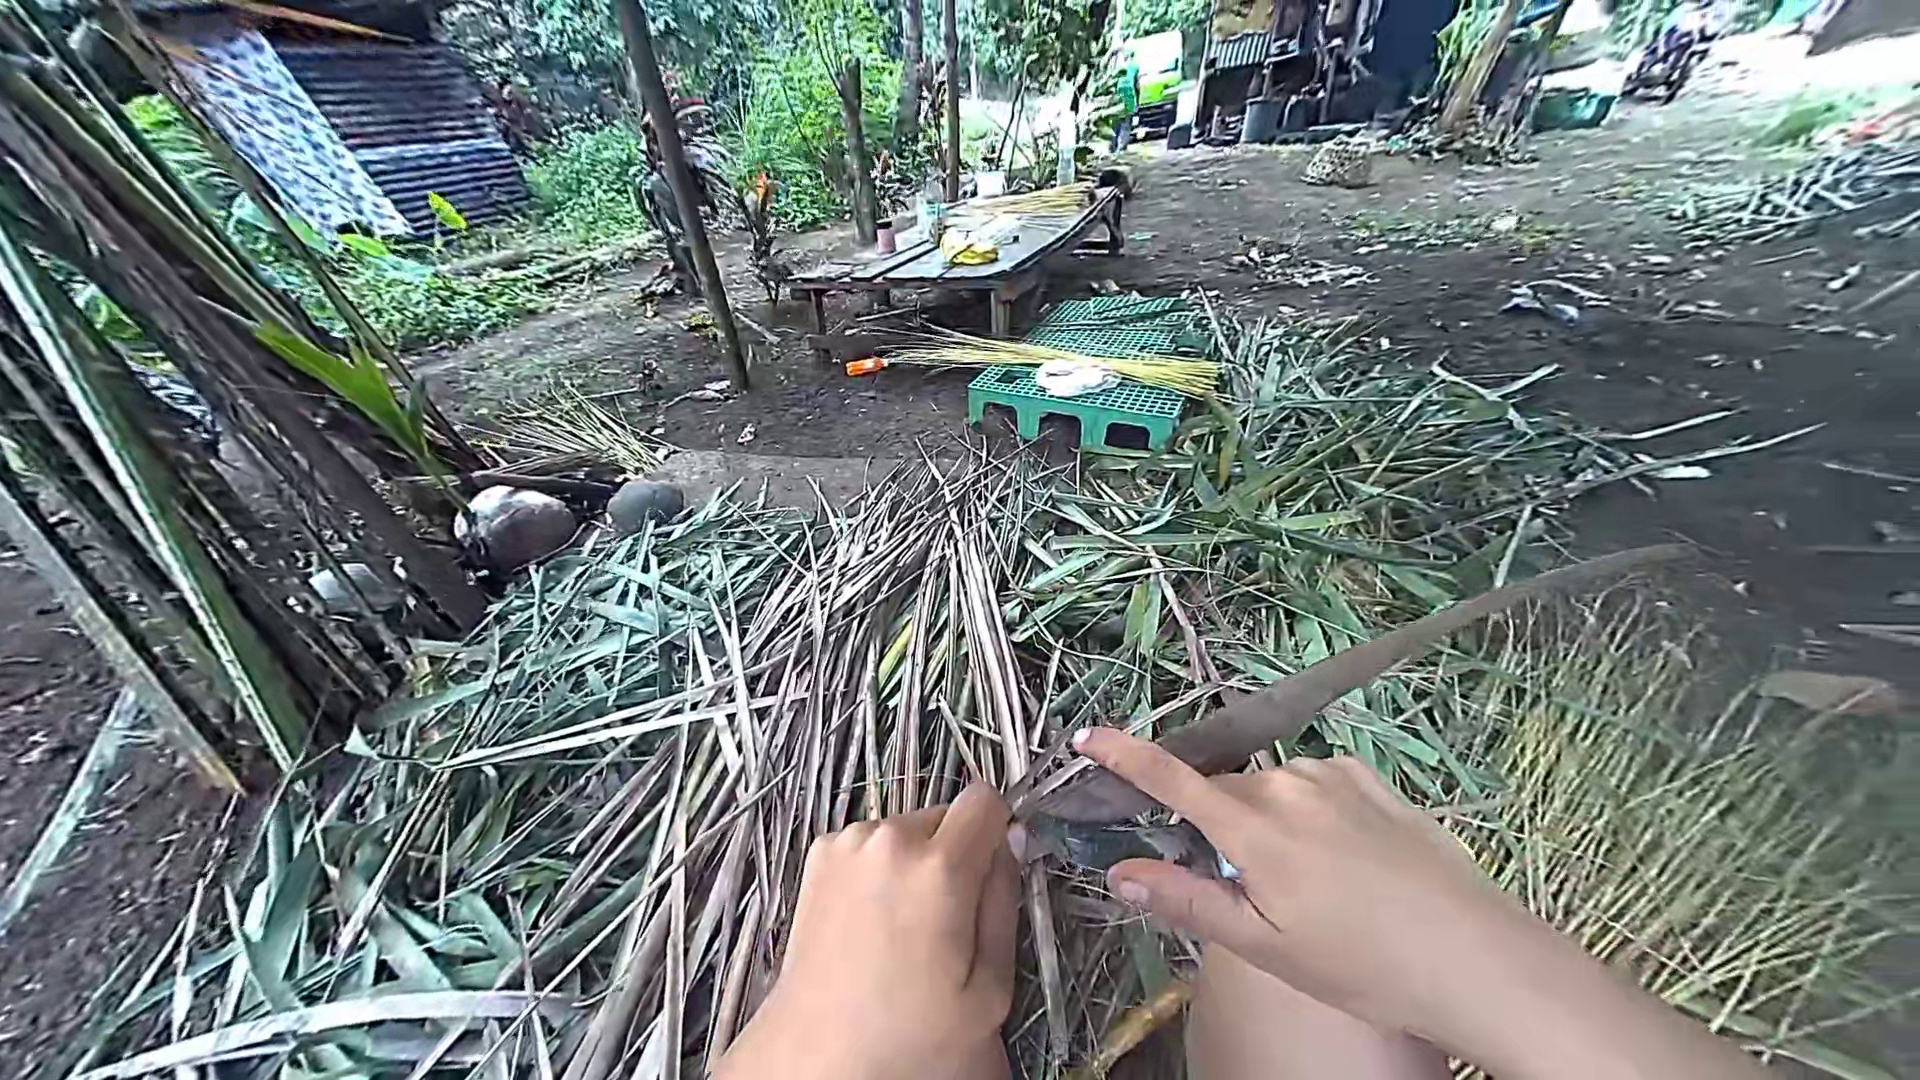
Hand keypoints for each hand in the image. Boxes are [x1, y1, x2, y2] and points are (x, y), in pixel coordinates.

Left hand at [713, 783, 1020, 1079]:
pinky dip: (878, 864)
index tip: (988, 869)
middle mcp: (891, 838)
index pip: (984, 800)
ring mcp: (850, 840)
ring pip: (908, 828)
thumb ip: (1005, 899)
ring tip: (898, 923)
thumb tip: (1011, 837)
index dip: (995, 829)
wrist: (817, 1059)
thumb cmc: (910, 1037)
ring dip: (914, 859)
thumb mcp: (989, 988)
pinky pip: (872, 840)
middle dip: (953, 853)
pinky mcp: (822, 849)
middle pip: (945, 815)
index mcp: (938, 868)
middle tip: (941, 917)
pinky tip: (867, 916)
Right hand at [1074, 728, 1767, 1078]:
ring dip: (1267, 819)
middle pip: (1223, 791)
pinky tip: (1348, 850)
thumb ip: (1187, 901)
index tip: (1086, 735)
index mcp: (1255, 828)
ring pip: (1267, 788)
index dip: (1123, 755)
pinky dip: (1309, 807)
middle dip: (1220, 823)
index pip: (1171, 780)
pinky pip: (1311, 781)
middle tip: (1256, 881)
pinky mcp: (1365, 772)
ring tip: (1316, 877)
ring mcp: (1329, 772)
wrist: (1488, 963)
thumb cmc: (1365, 965)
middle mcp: (1284, 784)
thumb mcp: (1267, 946)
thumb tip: (1117, 872)